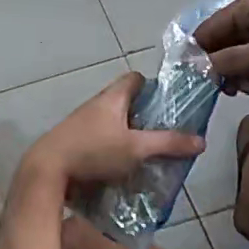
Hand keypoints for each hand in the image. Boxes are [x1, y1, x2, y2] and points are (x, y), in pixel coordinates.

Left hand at [19, 72, 203, 188]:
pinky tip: (128, 169)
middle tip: (168, 136)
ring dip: (132, 137)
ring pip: (115, 124)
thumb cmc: (93, 151)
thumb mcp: (136, 148)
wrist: (48, 170)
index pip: (135, 79)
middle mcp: (96, 106)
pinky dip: (116, 150)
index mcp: (111, 98)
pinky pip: (103, 141)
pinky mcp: (76, 143)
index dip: (154, 87)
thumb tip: (201, 140)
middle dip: (147, 118)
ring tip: (152, 156)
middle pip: (126, 103)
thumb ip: (168, 143)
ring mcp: (84, 124)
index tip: (170, 105)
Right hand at [193, 0, 248, 89]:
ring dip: (234, 70)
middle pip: (223, 40)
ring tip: (239, 90)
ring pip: (240, 50)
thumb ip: (230, 61)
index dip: (198, 52)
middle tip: (220, 89)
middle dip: (218, 64)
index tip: (193, 78)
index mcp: (247, 6)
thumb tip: (198, 68)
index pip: (208, 29)